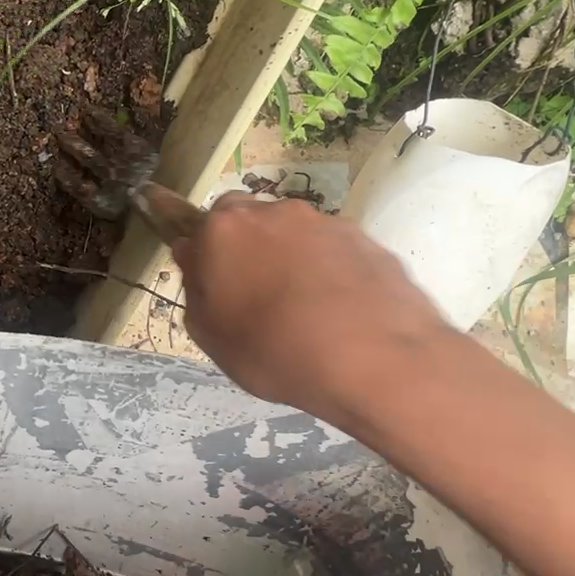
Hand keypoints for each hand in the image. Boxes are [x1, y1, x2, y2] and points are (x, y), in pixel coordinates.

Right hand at [170, 192, 454, 423]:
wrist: (379, 362)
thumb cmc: (274, 349)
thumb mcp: (209, 333)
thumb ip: (195, 287)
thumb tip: (195, 256)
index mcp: (224, 229)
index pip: (198, 223)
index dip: (204, 251)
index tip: (211, 279)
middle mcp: (273, 213)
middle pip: (249, 221)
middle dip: (247, 248)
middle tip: (255, 295)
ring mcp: (325, 223)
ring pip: (294, 235)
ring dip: (291, 260)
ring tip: (304, 311)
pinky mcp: (368, 241)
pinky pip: (334, 252)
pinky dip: (330, 273)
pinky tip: (339, 313)